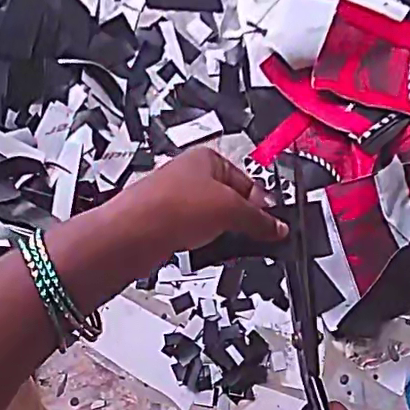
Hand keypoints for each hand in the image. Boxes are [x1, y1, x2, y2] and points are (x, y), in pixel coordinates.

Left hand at [100, 147, 285, 263]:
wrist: (133, 234)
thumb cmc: (170, 206)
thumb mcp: (231, 209)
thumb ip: (259, 219)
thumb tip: (276, 227)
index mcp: (207, 158)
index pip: (248, 180)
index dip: (263, 203)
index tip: (274, 223)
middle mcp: (188, 177)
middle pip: (228, 202)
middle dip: (240, 220)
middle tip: (251, 235)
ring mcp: (174, 203)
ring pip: (209, 221)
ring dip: (219, 235)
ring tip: (221, 243)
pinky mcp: (164, 227)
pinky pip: (192, 237)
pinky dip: (200, 245)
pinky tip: (200, 250)